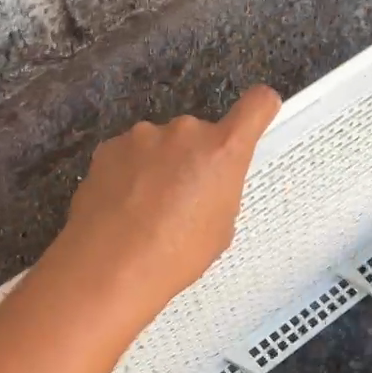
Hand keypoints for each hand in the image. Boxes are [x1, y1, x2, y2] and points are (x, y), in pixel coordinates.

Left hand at [50, 85, 280, 320]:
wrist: (110, 267)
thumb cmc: (176, 255)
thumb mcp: (220, 228)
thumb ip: (221, 190)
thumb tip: (206, 184)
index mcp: (222, 150)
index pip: (257, 105)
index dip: (261, 109)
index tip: (260, 114)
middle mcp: (185, 132)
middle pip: (201, 135)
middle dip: (197, 160)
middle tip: (187, 200)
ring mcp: (143, 136)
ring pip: (163, 145)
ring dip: (162, 166)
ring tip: (150, 210)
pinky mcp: (110, 147)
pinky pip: (132, 154)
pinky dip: (132, 173)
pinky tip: (126, 207)